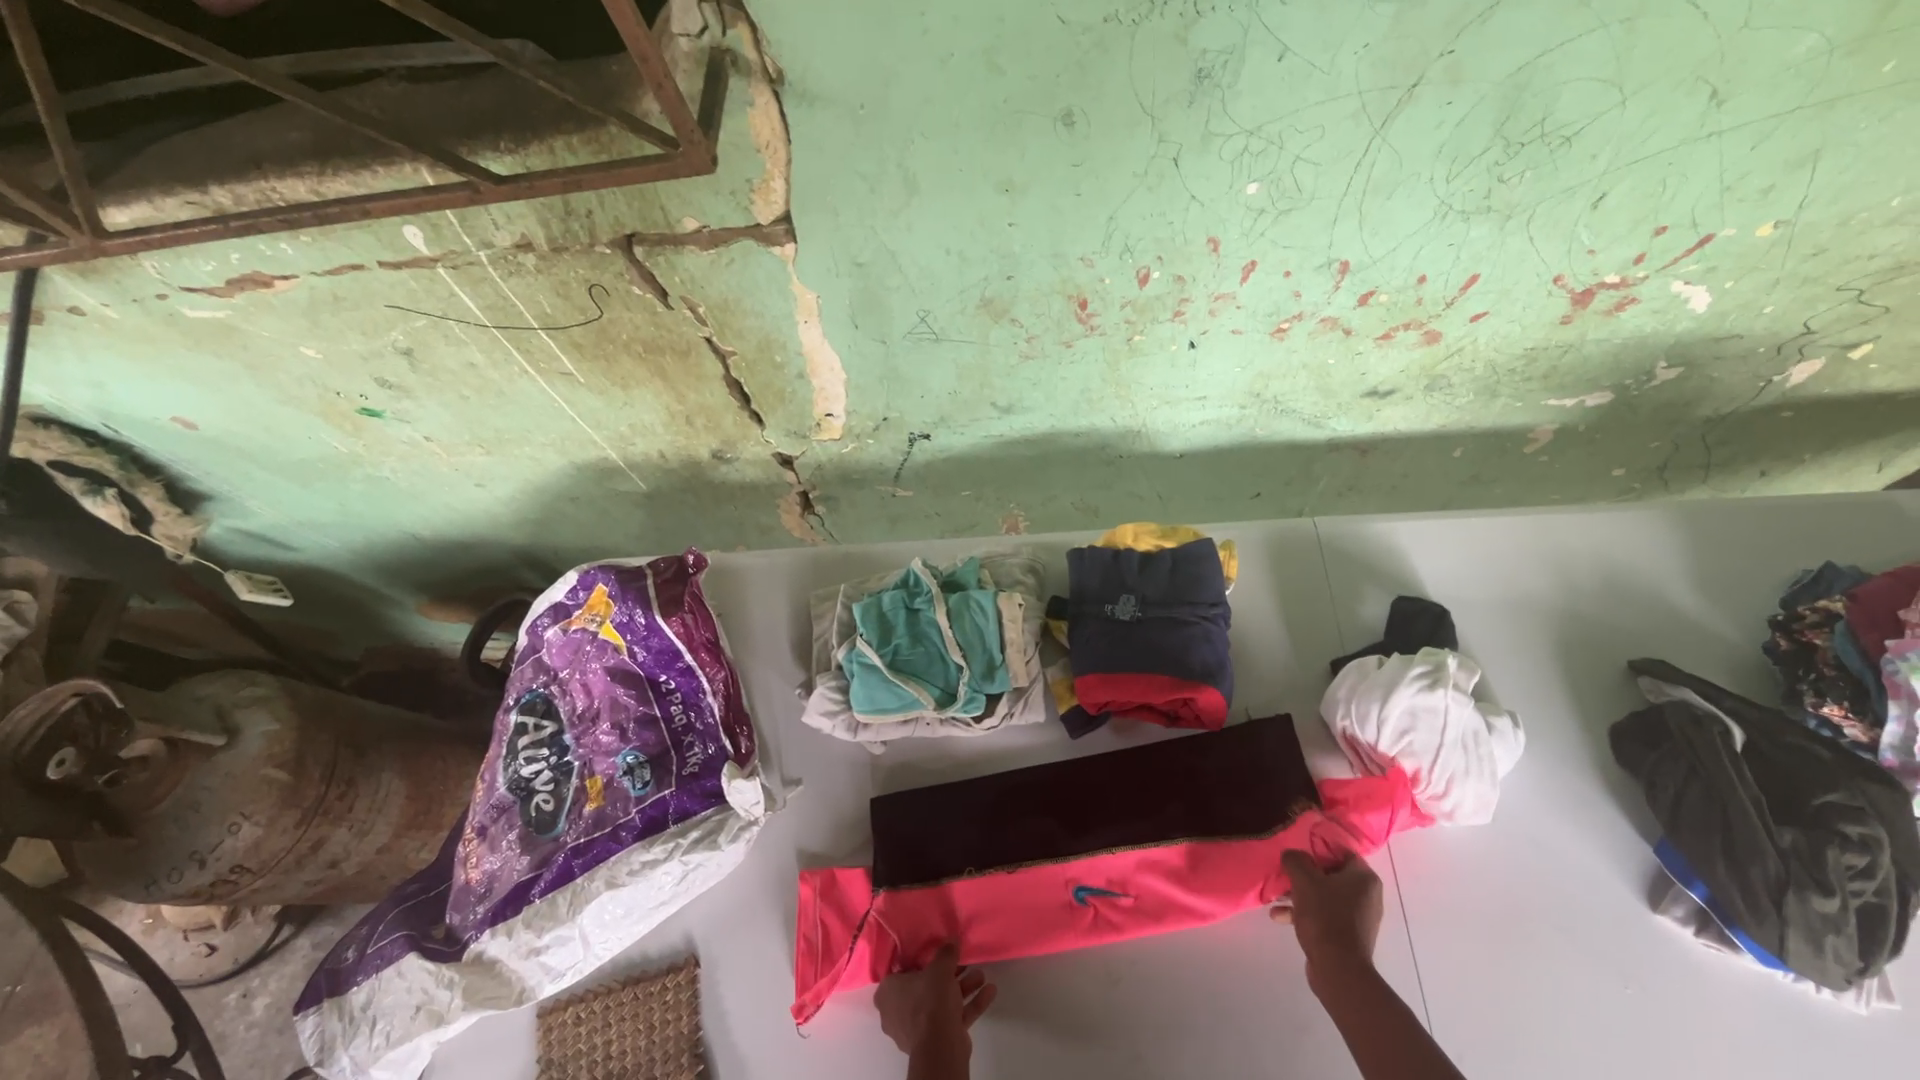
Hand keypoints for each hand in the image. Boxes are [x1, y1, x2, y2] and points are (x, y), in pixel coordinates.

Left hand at [875, 945, 996, 1058]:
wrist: (939, 1045)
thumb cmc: (929, 1000)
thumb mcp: (939, 969)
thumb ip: (946, 953)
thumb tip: (953, 938)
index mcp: (888, 993)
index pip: (901, 972)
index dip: (920, 962)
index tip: (936, 955)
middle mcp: (897, 1011)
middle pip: (925, 987)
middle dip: (950, 976)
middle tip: (966, 964)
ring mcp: (915, 1029)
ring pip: (940, 1003)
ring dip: (962, 989)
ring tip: (981, 976)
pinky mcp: (934, 1040)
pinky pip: (951, 1018)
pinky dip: (969, 1005)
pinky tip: (989, 992)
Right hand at [1272, 850, 1383, 984]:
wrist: (1338, 968)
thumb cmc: (1324, 916)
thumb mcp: (1304, 880)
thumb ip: (1296, 860)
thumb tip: (1292, 855)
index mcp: (1364, 878)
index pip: (1340, 852)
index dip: (1315, 849)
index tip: (1295, 853)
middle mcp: (1367, 895)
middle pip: (1330, 875)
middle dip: (1303, 876)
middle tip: (1283, 876)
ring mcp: (1359, 917)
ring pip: (1324, 896)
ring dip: (1299, 896)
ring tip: (1275, 900)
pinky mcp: (1349, 935)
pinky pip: (1325, 915)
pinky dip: (1305, 913)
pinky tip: (1281, 918)